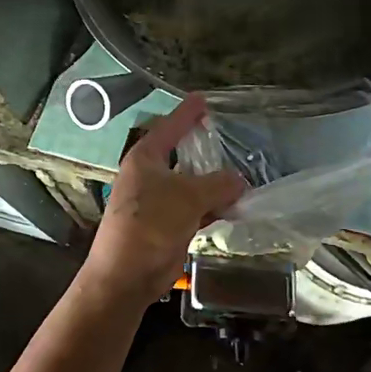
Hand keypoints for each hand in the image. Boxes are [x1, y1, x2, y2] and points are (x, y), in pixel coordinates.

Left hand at [87, 94, 244, 303]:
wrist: (127, 273)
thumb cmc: (150, 224)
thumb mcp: (187, 197)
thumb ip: (216, 184)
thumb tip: (240, 179)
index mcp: (144, 158)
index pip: (169, 127)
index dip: (187, 113)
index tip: (203, 98)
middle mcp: (148, 175)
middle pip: (180, 155)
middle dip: (203, 148)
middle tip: (229, 135)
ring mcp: (156, 201)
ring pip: (189, 183)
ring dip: (212, 182)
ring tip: (243, 171)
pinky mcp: (166, 224)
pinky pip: (193, 207)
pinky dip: (212, 206)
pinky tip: (234, 205)